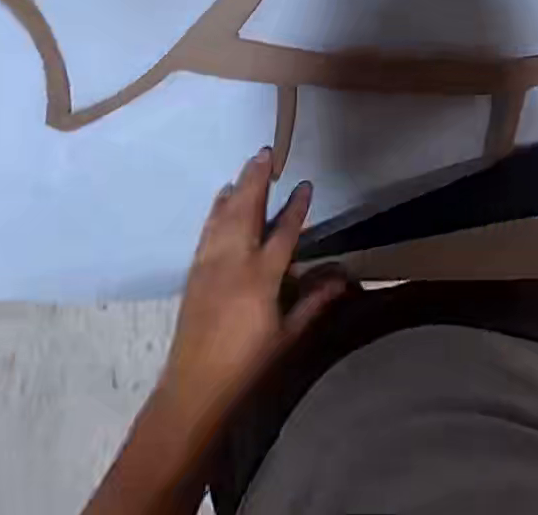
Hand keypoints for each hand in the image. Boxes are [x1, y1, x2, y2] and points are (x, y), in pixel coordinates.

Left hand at [155, 149, 349, 426]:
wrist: (194, 385)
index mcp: (261, 277)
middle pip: (247, 209)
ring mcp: (211, 261)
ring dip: (238, 186)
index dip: (297, 207)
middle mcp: (234, 261)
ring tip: (250, 165)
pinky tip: (223, 195)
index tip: (305, 184)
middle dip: (258, 179)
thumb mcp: (287, 335)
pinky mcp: (195, 267)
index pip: (284, 232)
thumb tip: (343, 278)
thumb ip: (314, 302)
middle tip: (267, 153)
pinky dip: (218, 206)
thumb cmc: (247, 362)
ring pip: (225, 213)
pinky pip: (209, 226)